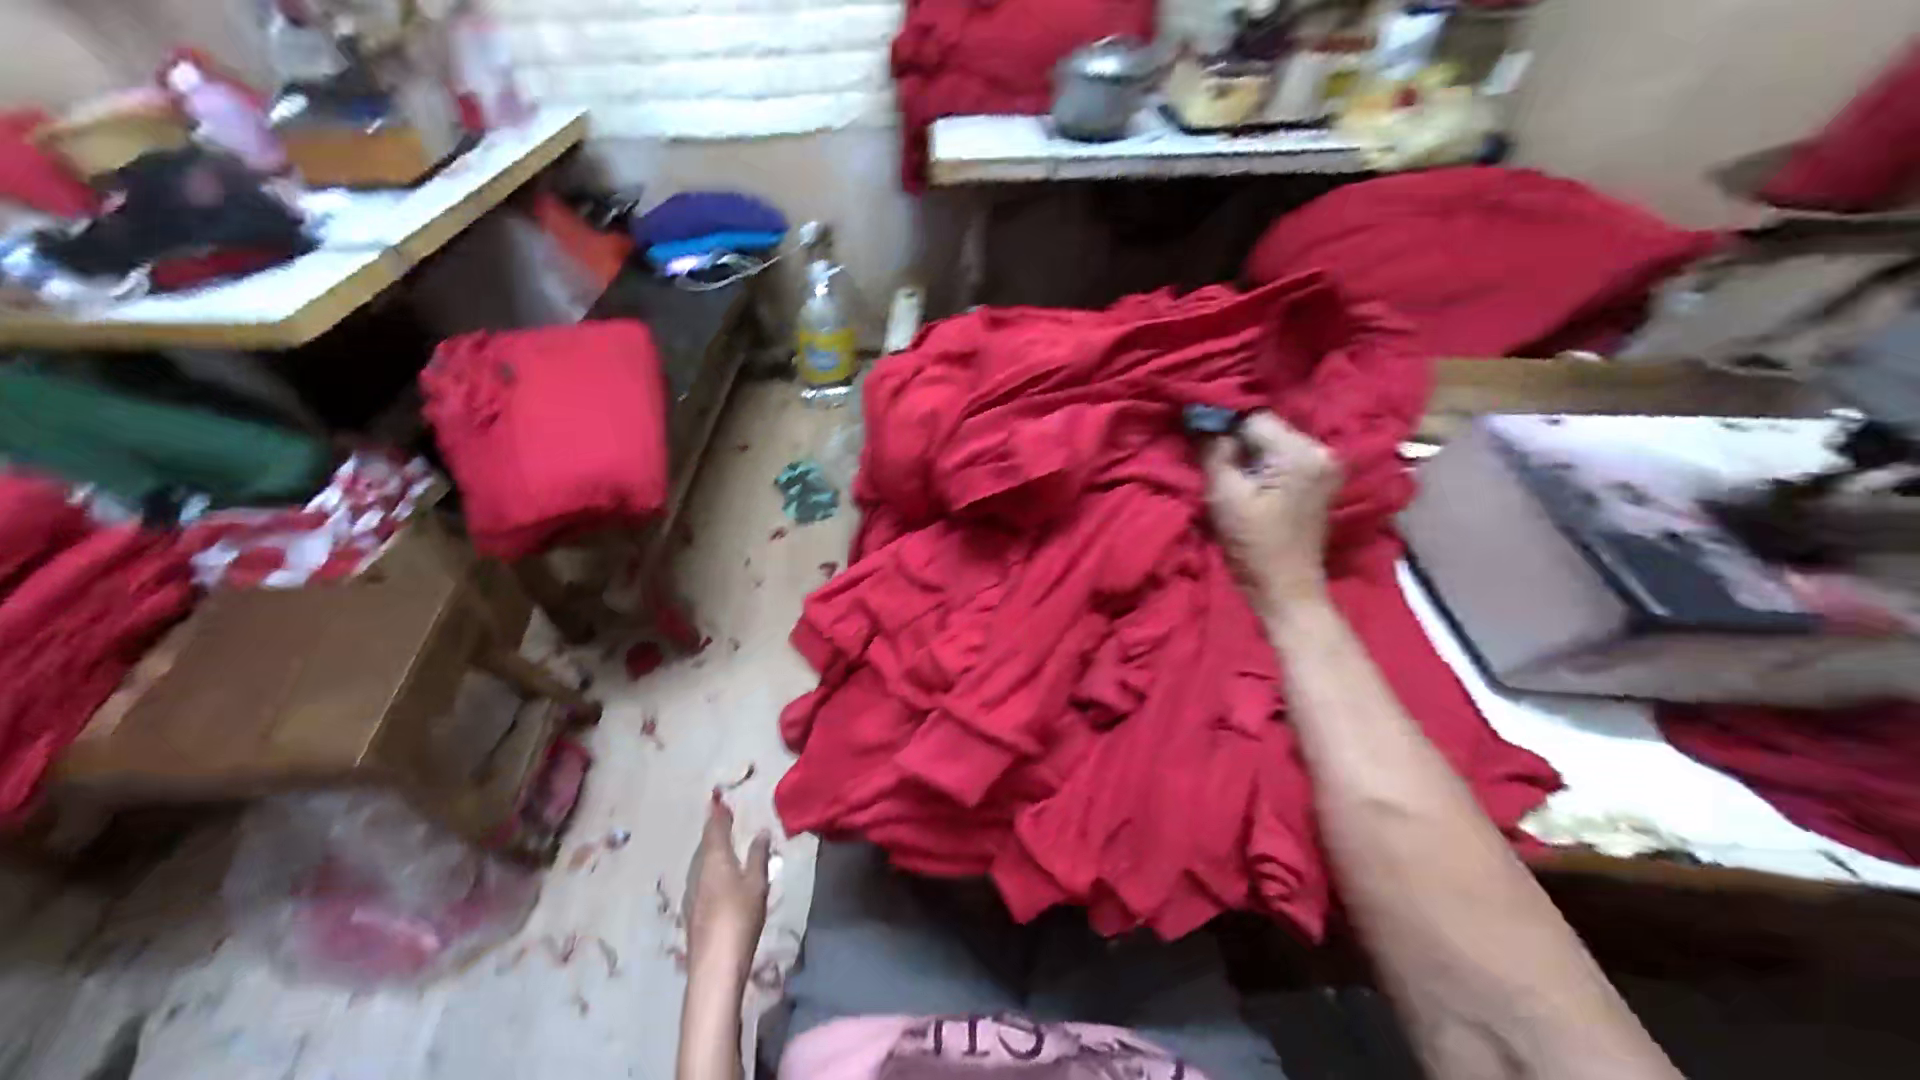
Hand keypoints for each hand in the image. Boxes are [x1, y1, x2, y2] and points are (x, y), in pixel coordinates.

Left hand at [684, 793, 771, 971]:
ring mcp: (692, 892)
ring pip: (700, 861)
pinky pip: (700, 877)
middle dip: (713, 829)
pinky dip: (709, 867)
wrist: (714, 965)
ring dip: (710, 849)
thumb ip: (758, 855)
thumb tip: (761, 831)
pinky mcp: (692, 910)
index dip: (718, 813)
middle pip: (704, 844)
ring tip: (722, 841)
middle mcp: (698, 871)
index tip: (718, 799)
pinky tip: (717, 874)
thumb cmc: (740, 916)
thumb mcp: (757, 883)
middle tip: (723, 817)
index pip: (714, 828)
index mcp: (714, 858)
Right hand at [1204, 411, 1342, 611]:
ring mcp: (1324, 465)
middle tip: (1210, 460)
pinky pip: (1281, 457)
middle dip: (1235, 440)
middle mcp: (1322, 450)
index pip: (1253, 418)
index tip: (1197, 439)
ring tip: (1226, 471)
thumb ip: (1214, 451)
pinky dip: (1260, 464)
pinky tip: (1246, 481)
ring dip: (1247, 452)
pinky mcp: (1318, 479)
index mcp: (1302, 452)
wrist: (1285, 590)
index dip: (1222, 426)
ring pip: (1271, 442)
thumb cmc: (1254, 547)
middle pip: (1265, 428)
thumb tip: (1199, 417)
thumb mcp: (1225, 496)